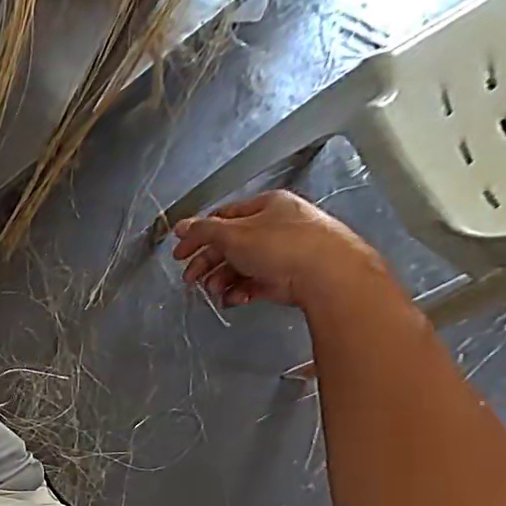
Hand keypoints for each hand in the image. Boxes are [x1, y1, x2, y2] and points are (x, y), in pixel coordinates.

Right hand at [172, 190, 392, 309]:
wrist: (326, 274)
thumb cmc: (281, 246)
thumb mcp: (234, 234)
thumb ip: (203, 231)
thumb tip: (180, 226)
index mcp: (264, 206)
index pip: (223, 218)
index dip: (199, 236)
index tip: (180, 255)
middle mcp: (275, 226)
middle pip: (231, 244)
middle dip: (208, 263)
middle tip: (190, 279)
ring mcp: (282, 253)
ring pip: (242, 266)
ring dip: (223, 279)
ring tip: (214, 291)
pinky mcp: (287, 278)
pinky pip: (256, 283)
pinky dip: (241, 291)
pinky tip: (234, 299)